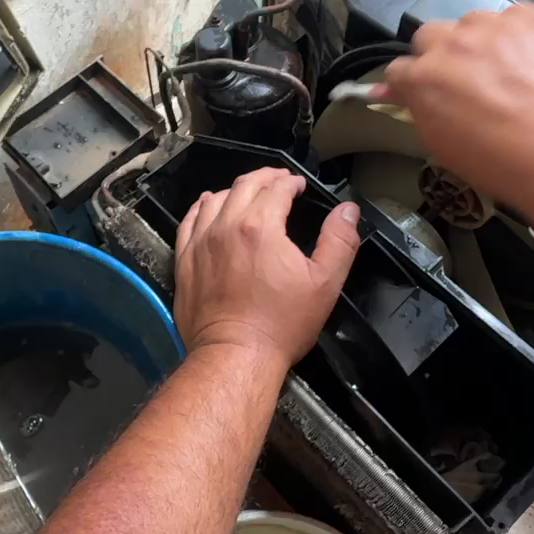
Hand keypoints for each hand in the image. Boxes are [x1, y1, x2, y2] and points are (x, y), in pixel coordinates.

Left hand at [172, 168, 360, 367]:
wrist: (235, 354)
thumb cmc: (282, 323)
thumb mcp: (325, 284)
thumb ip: (339, 242)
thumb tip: (348, 210)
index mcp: (261, 226)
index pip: (276, 188)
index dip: (291, 182)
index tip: (299, 186)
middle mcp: (226, 226)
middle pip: (244, 186)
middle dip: (265, 178)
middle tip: (279, 180)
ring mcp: (201, 243)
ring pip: (215, 199)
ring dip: (235, 190)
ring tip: (249, 193)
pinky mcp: (184, 260)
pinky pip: (189, 221)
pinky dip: (202, 208)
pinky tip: (208, 206)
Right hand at [379, 5, 533, 204]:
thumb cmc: (495, 159)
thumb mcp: (438, 142)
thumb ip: (413, 108)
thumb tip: (388, 91)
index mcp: (421, 77)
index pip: (398, 69)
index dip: (410, 83)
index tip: (422, 93)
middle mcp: (450, 44)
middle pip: (429, 35)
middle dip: (438, 53)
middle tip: (460, 79)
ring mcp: (491, 28)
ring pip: (470, 22)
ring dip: (477, 40)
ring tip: (500, 67)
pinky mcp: (530, 20)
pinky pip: (513, 15)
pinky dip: (515, 31)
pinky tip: (525, 56)